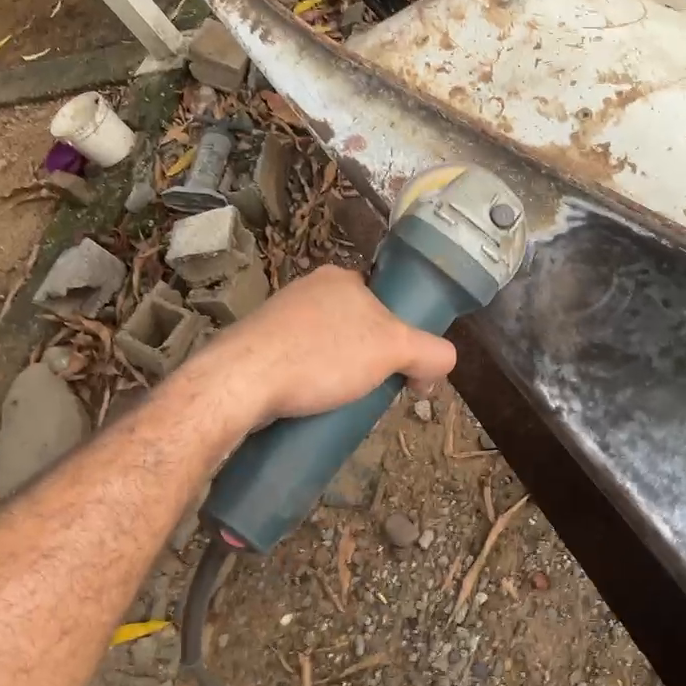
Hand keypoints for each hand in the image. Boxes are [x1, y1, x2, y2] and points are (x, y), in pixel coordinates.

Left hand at [175, 265, 456, 431]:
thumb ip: (431, 352)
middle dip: (369, 363)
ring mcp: (279, 316)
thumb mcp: (393, 350)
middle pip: (358, 329)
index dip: (401, 340)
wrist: (240, 382)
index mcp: (342, 278)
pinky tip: (308, 407)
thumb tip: (445, 363)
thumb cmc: (322, 356)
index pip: (386, 304)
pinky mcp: (256, 345)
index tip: (401, 374)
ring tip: (338, 407)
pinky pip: (297, 363)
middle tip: (371, 395)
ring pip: (327, 348)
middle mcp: (310, 289)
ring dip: (339, 376)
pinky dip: (309, 384)